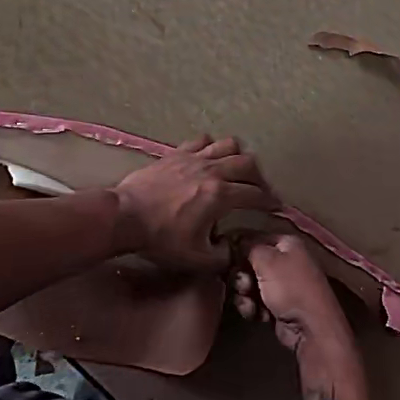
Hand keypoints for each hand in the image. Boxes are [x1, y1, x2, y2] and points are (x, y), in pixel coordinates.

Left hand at [112, 136, 277, 270]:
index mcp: (221, 195)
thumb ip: (222, 256)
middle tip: (259, 189)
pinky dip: (211, 147)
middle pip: (249, 163)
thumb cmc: (160, 239)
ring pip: (228, 145)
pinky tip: (208, 159)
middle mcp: (213, 171)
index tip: (276, 207)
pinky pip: (201, 141)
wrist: (123, 217)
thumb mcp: (197, 259)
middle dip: (259, 177)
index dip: (270, 201)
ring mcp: (194, 158)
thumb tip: (232, 248)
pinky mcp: (176, 154)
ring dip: (237, 156)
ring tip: (236, 170)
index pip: (256, 194)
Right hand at [230, 233, 351, 351]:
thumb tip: (235, 241)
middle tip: (245, 286)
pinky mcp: (278, 305)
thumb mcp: (268, 261)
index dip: (238, 248)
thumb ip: (248, 247)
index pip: (254, 238)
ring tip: (251, 304)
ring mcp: (282, 285)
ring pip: (250, 285)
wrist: (310, 328)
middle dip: (242, 277)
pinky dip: (253, 308)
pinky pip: (256, 302)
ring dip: (245, 296)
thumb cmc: (290, 288)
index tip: (225, 259)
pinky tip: (257, 315)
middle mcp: (286, 261)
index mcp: (288, 244)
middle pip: (250, 264)